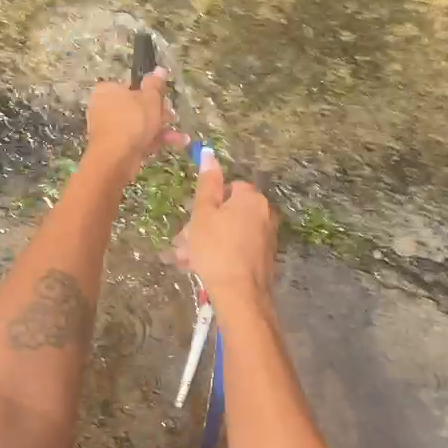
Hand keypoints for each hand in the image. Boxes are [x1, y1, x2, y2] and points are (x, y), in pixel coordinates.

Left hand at [84, 69, 183, 183]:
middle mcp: (103, 107)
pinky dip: (152, 140)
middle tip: (171, 117)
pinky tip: (174, 143)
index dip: (150, 93)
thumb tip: (159, 69)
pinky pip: (135, 138)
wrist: (115, 158)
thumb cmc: (132, 121)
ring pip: (138, 124)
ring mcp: (108, 128)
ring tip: (178, 136)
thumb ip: (155, 84)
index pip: (131, 86)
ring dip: (160, 129)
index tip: (164, 100)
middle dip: (159, 113)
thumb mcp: (149, 98)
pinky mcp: (113, 146)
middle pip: (136, 107)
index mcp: (107, 90)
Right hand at [172, 153, 277, 305]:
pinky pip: (235, 249)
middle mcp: (264, 215)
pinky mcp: (262, 260)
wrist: (239, 294)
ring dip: (204, 242)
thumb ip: (207, 184)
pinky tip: (198, 267)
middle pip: (227, 212)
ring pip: (228, 233)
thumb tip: (209, 154)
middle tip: (181, 242)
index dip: (207, 201)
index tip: (191, 217)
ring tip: (183, 259)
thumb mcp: (204, 213)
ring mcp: (265, 239)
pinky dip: (218, 254)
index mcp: (252, 199)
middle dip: (200, 226)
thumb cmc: (216, 248)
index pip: (229, 187)